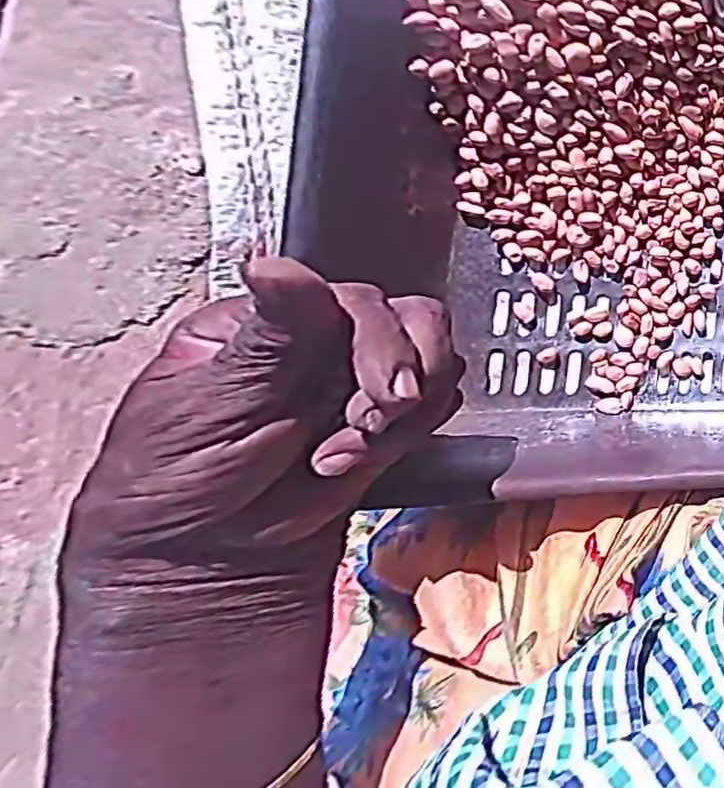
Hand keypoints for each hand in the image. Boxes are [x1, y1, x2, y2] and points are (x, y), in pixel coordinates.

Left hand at [64, 258, 463, 582]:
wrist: (212, 558)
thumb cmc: (180, 481)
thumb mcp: (211, 404)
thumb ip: (268, 336)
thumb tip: (279, 266)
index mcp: (271, 319)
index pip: (357, 300)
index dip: (381, 341)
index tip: (381, 393)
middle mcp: (328, 334)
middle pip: (416, 319)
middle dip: (403, 373)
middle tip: (378, 420)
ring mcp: (368, 369)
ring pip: (439, 357)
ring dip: (410, 410)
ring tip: (351, 450)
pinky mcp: (399, 405)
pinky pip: (444, 396)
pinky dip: (417, 429)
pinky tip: (366, 455)